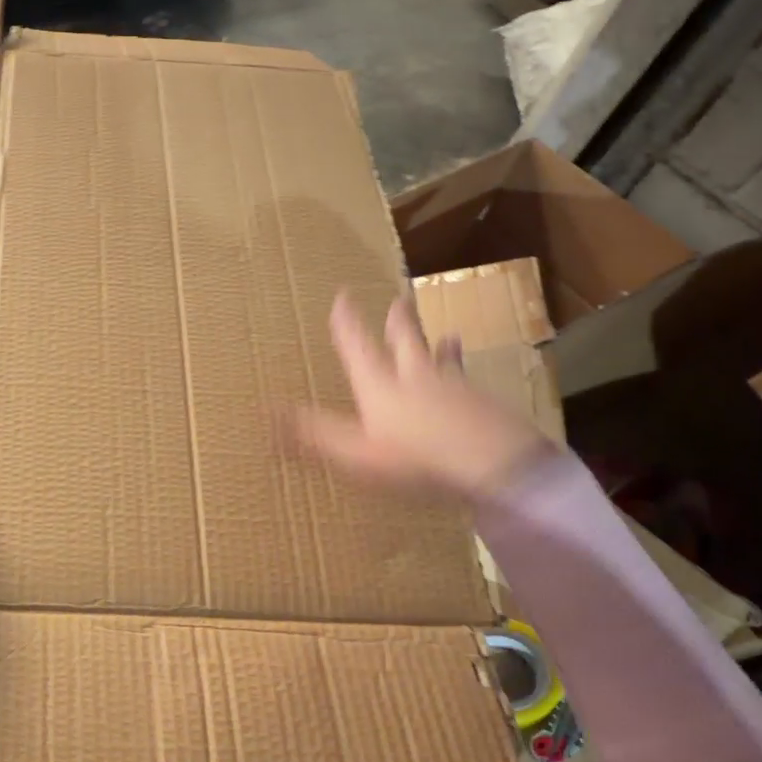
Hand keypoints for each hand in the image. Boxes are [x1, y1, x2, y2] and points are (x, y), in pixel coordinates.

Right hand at [285, 293, 553, 498]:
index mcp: (380, 387)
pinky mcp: (485, 407)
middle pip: (406, 344)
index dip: (347, 324)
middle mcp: (416, 378)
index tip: (342, 297)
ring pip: (444, 361)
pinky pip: (471, 388)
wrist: (492, 464)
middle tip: (399, 302)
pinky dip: (466, 380)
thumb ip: (313, 434)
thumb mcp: (354, 452)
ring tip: (449, 335)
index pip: (358, 348)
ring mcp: (455, 389)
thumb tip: (269, 415)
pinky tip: (477, 387)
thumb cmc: (414, 460)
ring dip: (442, 348)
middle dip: (399, 324)